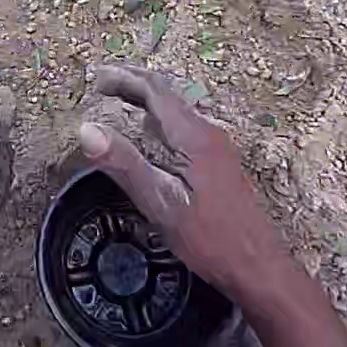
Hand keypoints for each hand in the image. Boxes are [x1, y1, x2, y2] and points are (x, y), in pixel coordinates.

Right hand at [76, 65, 289, 297]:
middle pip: (168, 96)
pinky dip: (157, 117)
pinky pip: (182, 126)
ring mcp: (216, 149)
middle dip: (134, 84)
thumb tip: (86, 128)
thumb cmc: (211, 238)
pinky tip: (147, 131)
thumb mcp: (160, 201)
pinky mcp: (217, 164)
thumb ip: (123, 163)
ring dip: (146, 99)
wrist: (260, 269)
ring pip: (176, 111)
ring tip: (118, 98)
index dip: (125, 80)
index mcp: (195, 137)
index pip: (156, 92)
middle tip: (102, 83)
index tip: (97, 77)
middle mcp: (208, 135)